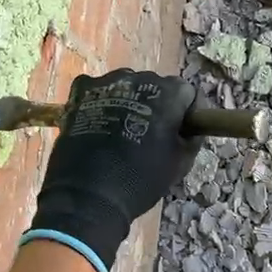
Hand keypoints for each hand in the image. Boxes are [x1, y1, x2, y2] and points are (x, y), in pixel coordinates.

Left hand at [20, 69, 198, 271]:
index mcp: (168, 93)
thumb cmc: (141, 179)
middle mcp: (139, 79)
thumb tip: (189, 128)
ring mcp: (106, 82)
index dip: (184, 112)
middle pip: (153, 86)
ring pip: (124, 85)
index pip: (185, 92)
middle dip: (155, 105)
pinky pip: (96, 90)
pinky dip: (99, 102)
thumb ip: (190, 138)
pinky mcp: (80, 90)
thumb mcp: (180, 163)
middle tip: (149, 133)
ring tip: (120, 130)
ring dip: (127, 101)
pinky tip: (97, 124)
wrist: (88, 193)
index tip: (179, 130)